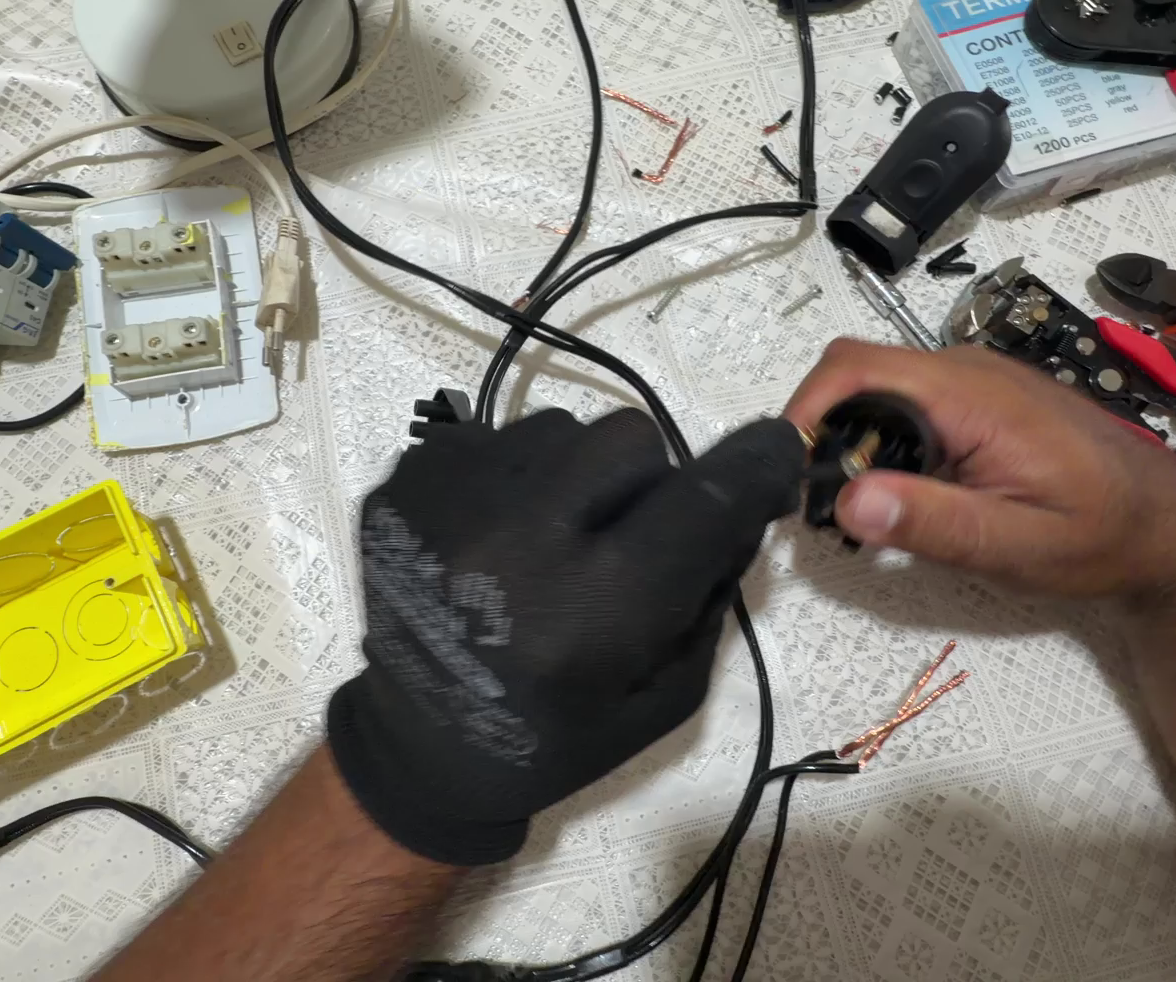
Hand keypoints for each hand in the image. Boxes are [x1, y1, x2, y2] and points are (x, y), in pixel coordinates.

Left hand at [328, 408, 804, 864]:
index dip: (751, 468)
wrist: (418, 747)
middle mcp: (512, 539)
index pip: (697, 503)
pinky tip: (492, 535)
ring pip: (558, 428)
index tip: (775, 448)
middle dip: (648, 480)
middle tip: (623, 533)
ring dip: (577, 474)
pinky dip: (513, 476)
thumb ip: (711, 595)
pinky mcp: (401, 481)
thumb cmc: (551, 738)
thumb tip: (735, 506)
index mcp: (586, 612)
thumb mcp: (661, 695)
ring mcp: (444, 499)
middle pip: (627, 438)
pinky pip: (491, 436)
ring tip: (548, 539)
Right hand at [783, 338, 1175, 600]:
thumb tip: (846, 500)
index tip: (785, 465)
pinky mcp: (969, 397)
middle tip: (813, 493)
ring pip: (871, 384)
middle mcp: (961, 369)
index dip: (805, 405)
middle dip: (816, 425)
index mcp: (968, 393)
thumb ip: (933, 521)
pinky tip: (890, 484)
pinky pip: (898, 399)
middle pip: (853, 371)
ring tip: (850, 497)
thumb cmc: (1101, 537)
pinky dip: (871, 435)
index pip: (855, 366)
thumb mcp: (1016, 542)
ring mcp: (966, 380)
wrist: (1171, 528)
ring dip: (842, 433)